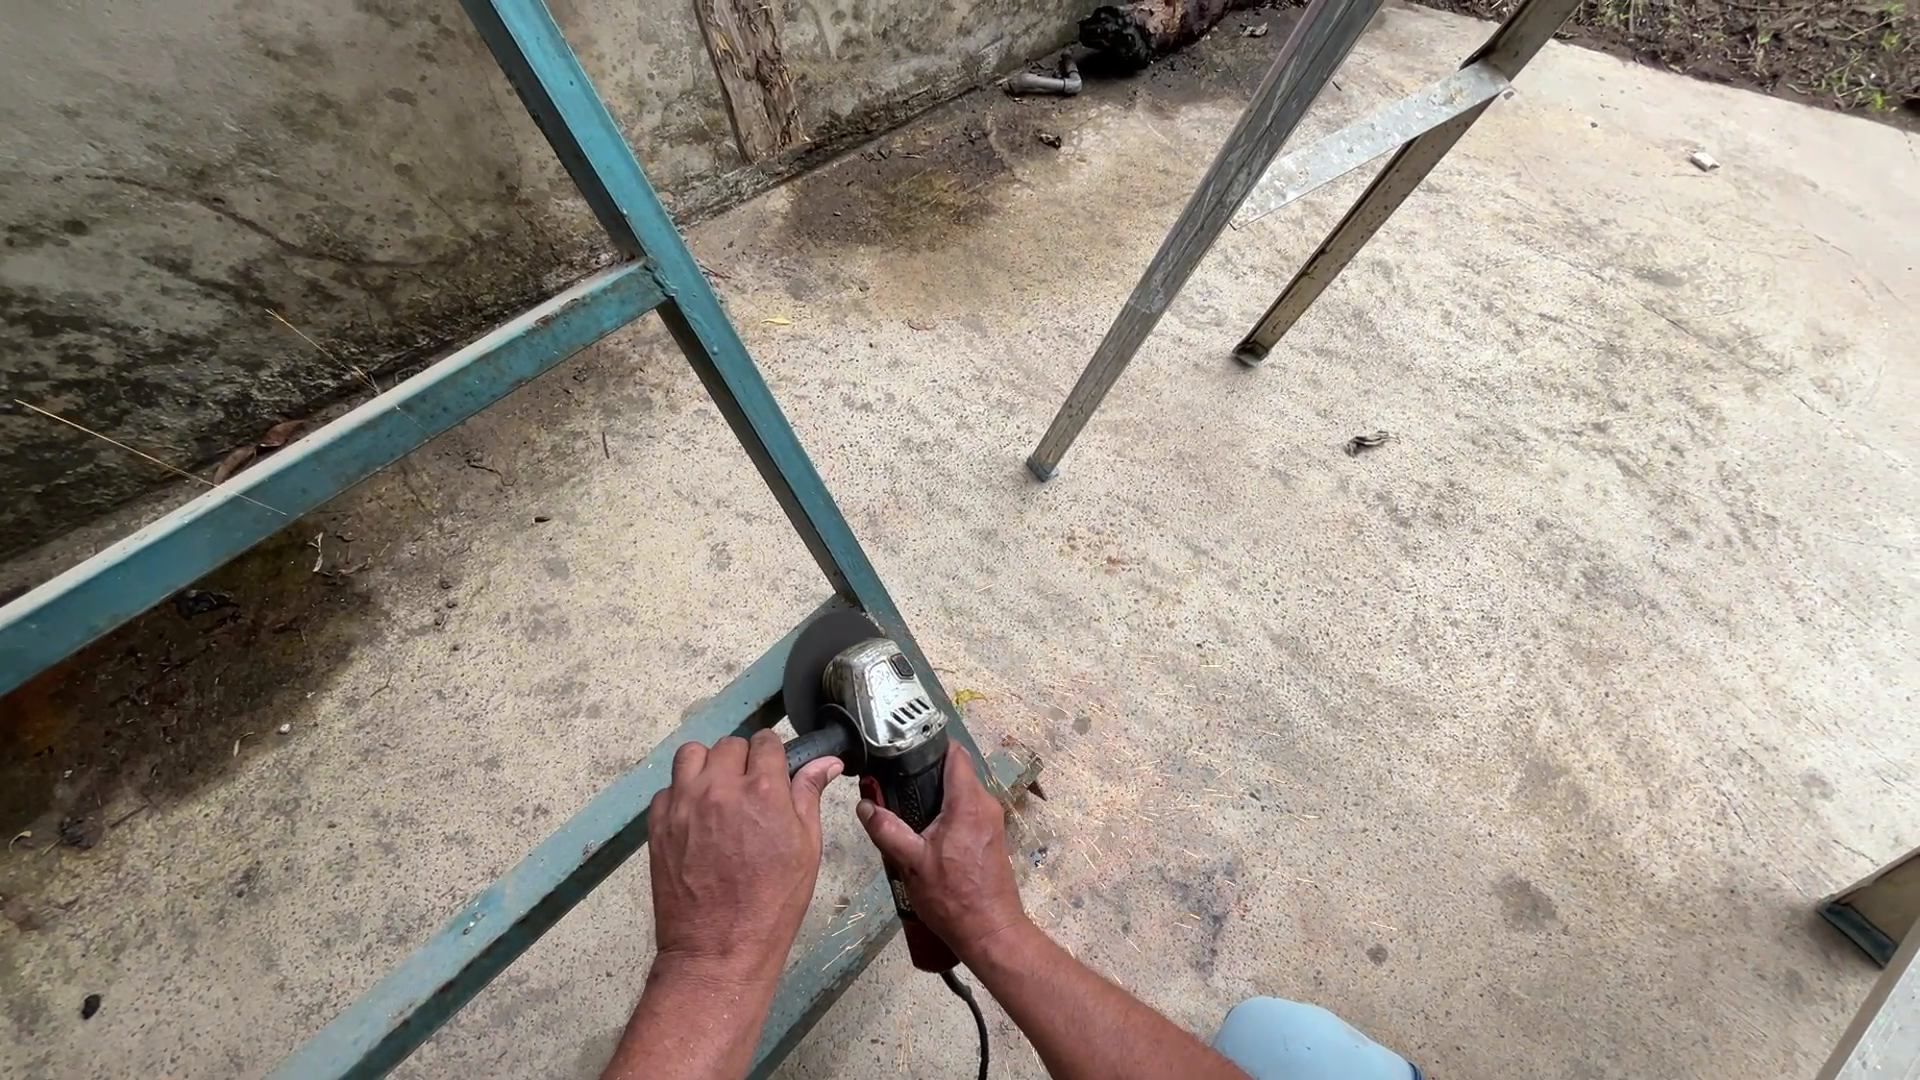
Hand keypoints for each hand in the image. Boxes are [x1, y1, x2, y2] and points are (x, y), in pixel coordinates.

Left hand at [646, 729, 842, 989]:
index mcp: (763, 789)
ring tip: (718, 792)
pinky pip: (668, 788)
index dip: (773, 754)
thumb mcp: (807, 846)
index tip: (774, 771)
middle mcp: (720, 787)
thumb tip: (826, 761)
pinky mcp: (658, 824)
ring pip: (692, 755)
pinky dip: (682, 794)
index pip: (765, 741)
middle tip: (750, 789)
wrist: (719, 949)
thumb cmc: (773, 900)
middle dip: (742, 760)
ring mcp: (684, 804)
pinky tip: (696, 818)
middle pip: (729, 744)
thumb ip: (809, 795)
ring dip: (707, 766)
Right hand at [856, 747, 1028, 962]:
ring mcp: (992, 821)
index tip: (909, 748)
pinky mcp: (993, 836)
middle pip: (958, 772)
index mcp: (968, 802)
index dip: (933, 745)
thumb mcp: (911, 863)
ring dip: (939, 795)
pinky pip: (970, 810)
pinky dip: (951, 811)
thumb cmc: (953, 897)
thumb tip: (864, 806)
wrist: (990, 932)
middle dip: (930, 773)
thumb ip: (887, 830)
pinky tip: (929, 830)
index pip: (956, 754)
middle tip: (899, 781)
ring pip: (964, 792)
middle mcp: (986, 804)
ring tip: (909, 807)